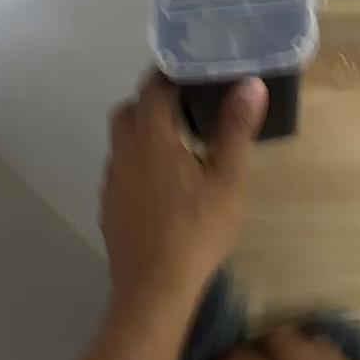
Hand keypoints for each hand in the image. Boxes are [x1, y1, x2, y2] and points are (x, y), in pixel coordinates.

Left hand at [99, 73, 266, 302]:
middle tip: (185, 106)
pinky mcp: (109, 209)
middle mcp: (124, 154)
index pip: (151, 89)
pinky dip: (138, 165)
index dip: (168, 74)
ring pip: (121, 143)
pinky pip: (120, 172)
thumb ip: (235, 129)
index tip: (192, 70)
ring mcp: (112, 184)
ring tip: (177, 144)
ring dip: (142, 134)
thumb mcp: (227, 179)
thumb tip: (249, 83)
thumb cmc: (197, 230)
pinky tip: (162, 186)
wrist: (154, 290)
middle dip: (152, 101)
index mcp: (151, 139)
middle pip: (128, 112)